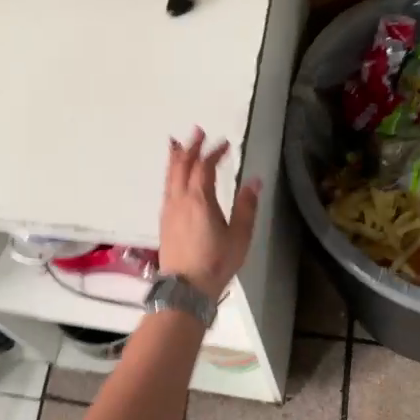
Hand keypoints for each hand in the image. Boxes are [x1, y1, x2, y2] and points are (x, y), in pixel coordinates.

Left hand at [161, 128, 261, 297]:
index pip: (205, 167)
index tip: (225, 144)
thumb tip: (254, 181)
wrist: (185, 288)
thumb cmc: (216, 262)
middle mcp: (180, 199)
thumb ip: (246, 206)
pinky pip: (166, 188)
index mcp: (200, 199)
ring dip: (176, 158)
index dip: (214, 152)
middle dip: (190, 147)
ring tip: (177, 144)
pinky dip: (170, 174)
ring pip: (170, 176)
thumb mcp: (239, 235)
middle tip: (197, 131)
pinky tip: (173, 177)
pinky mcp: (164, 221)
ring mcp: (169, 210)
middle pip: (182, 166)